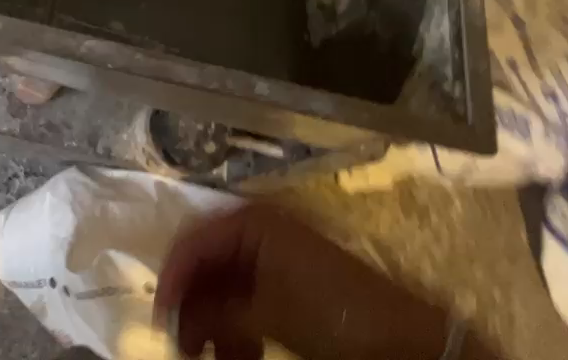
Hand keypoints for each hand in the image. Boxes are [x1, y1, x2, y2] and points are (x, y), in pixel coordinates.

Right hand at [157, 202, 458, 359]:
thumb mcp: (269, 314)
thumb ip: (218, 309)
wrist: (408, 340)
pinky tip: (236, 357)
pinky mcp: (286, 286)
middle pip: (206, 264)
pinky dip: (236, 331)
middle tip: (183, 345)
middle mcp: (257, 230)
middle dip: (193, 306)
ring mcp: (272, 258)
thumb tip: (179, 314)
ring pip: (224, 289)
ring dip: (213, 325)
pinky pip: (246, 303)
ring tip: (209, 358)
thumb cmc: (335, 314)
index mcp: (251, 222)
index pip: (193, 240)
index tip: (160, 316)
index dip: (172, 277)